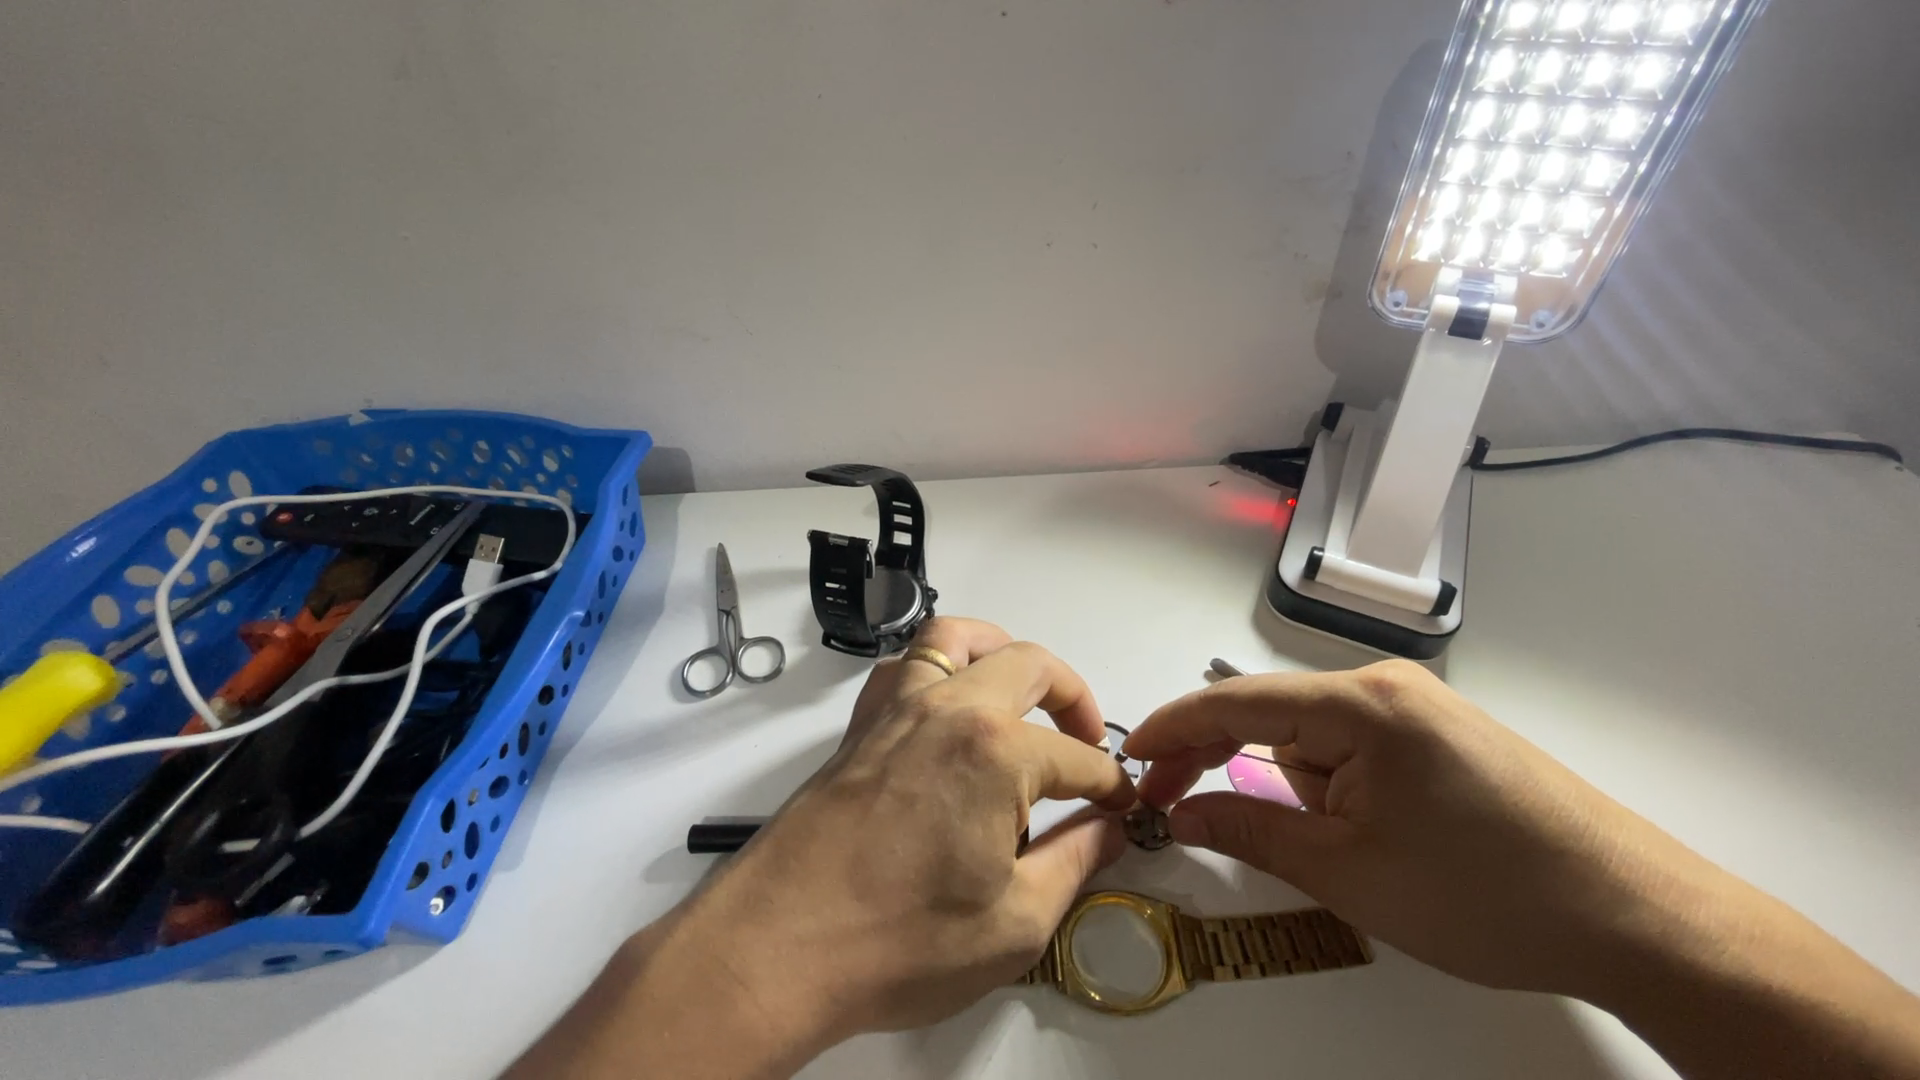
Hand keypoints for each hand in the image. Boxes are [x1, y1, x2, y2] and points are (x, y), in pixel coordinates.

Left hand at [666, 619, 1134, 1045]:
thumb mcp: (1016, 922)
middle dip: (1074, 697)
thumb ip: (1076, 862)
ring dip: (1003, 652)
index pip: (1079, 758)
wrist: (777, 945)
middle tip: (1087, 746)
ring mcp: (898, 706)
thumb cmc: (900, 943)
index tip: (1123, 809)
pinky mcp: (860, 723)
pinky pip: (906, 663)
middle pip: (1030, 665)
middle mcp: (949, 708)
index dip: (1111, 787)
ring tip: (1023, 694)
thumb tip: (1112, 828)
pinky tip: (950, 705)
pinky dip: (940, 664)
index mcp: (997, 751)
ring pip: (959, 638)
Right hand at [1124, 659, 1726, 998]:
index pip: (1237, 702)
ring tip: (1304, 844)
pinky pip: (1353, 748)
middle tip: (1171, 803)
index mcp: (1362, 705)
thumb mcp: (1349, 873)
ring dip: (1285, 783)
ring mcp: (1420, 710)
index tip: (1129, 758)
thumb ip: (1250, 834)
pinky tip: (1346, 830)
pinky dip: (1325, 783)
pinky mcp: (1442, 737)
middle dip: (1219, 757)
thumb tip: (1179, 814)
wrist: (1646, 923)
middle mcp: (1388, 689)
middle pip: (1271, 712)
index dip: (1174, 729)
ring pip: (1313, 737)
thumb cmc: (1489, 897)